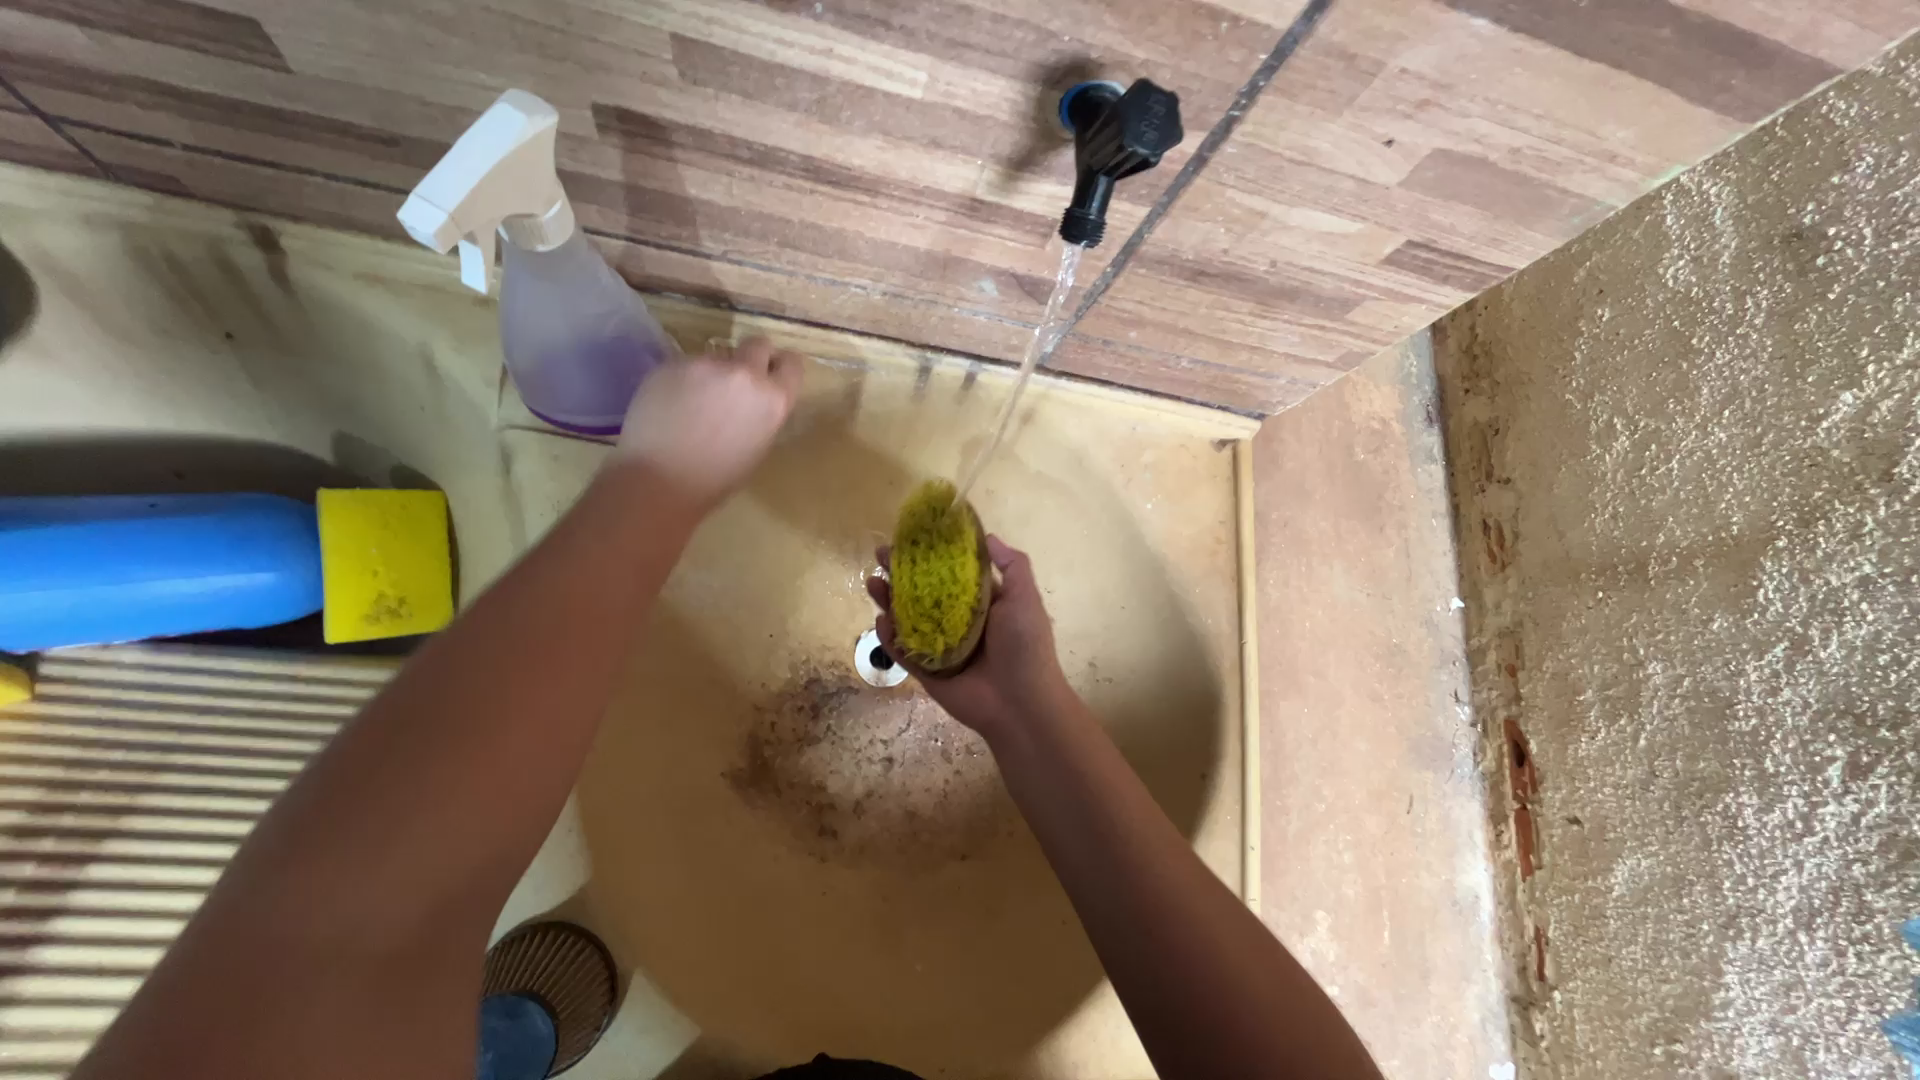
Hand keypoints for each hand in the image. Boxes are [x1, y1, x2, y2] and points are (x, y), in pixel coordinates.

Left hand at [612, 336, 803, 511]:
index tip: (772, 376)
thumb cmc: (716, 479)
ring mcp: (705, 363)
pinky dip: (684, 379)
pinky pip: (686, 364)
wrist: (659, 480)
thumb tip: (755, 400)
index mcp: (773, 399)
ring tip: (695, 402)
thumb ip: (763, 413)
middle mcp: (744, 372)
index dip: (781, 368)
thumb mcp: (757, 446)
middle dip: (752, 357)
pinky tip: (671, 405)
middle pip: (757, 343)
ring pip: (717, 356)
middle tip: (737, 381)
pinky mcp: (671, 363)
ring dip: (713, 372)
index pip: (792, 363)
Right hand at [865, 536, 1079, 745]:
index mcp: (982, 602)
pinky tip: (880, 621)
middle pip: (923, 593)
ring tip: (872, 582)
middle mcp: (958, 621)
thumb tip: (988, 537)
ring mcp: (941, 647)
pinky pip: (904, 652)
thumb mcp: (1025, 597)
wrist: (1021, 703)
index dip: (931, 555)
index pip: (951, 573)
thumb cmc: (1025, 645)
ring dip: (889, 600)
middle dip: (901, 574)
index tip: (912, 538)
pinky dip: (889, 638)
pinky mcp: (928, 671)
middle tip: (881, 556)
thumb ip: (1012, 565)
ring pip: (907, 619)